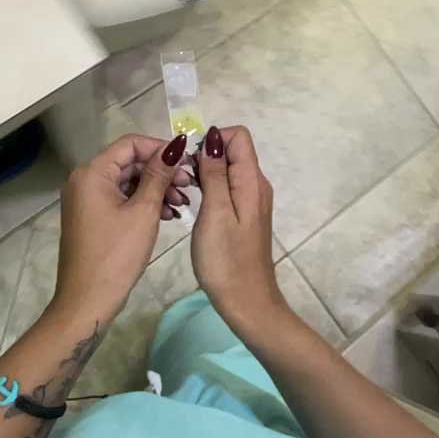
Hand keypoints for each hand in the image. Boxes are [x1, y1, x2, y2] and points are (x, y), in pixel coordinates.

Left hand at [51, 134, 191, 324]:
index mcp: (92, 173)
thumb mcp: (143, 211)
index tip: (187, 161)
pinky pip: (121, 200)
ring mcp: (86, 200)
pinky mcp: (92, 218)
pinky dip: (144, 204)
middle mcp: (85, 181)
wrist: (87, 302)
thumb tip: (175, 146)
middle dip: (161, 172)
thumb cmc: (117, 254)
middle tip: (189, 185)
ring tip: (182, 204)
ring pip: (128, 183)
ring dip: (156, 189)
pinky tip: (168, 215)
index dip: (160, 148)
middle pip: (130, 163)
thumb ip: (159, 175)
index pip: (130, 144)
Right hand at [190, 125, 287, 329]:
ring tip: (185, 193)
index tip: (189, 161)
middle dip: (205, 155)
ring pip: (228, 169)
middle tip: (181, 180)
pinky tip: (195, 205)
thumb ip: (213, 174)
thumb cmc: (226, 259)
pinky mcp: (245, 214)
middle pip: (233, 150)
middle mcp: (256, 185)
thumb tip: (212, 137)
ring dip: (205, 172)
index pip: (238, 136)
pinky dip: (210, 188)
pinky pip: (228, 187)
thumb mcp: (215, 213)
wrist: (246, 301)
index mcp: (251, 181)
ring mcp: (251, 200)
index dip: (212, 140)